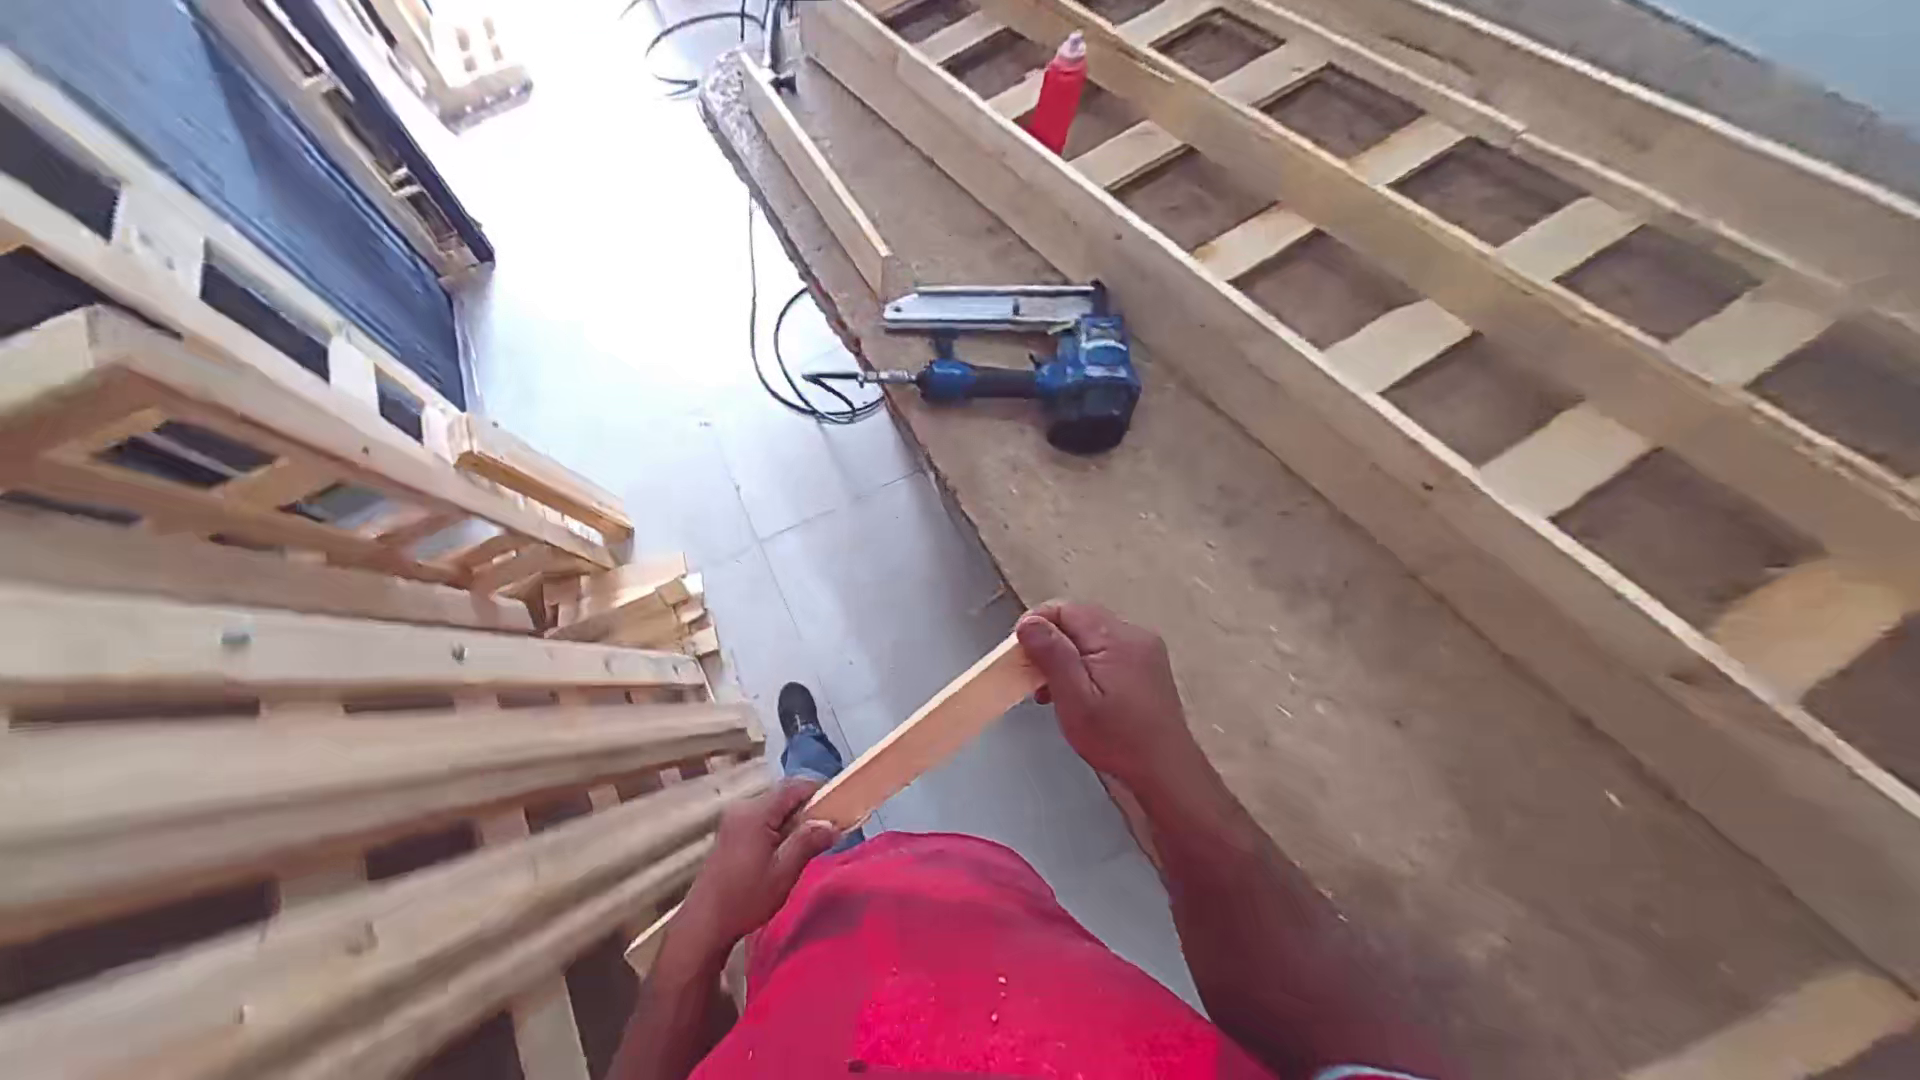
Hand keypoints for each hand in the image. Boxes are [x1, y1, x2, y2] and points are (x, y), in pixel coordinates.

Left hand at [675, 779, 838, 953]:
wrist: (703, 925)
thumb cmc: (745, 899)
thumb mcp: (783, 872)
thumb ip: (809, 842)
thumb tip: (833, 825)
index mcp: (755, 813)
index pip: (792, 787)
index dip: (817, 789)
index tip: (837, 804)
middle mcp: (742, 809)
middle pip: (782, 795)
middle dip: (806, 806)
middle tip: (826, 826)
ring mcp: (733, 820)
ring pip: (773, 807)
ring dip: (792, 818)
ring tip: (808, 840)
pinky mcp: (730, 832)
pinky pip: (762, 817)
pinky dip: (778, 825)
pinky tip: (785, 848)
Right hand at [1016, 601, 1201, 789]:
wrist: (1166, 772)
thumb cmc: (1117, 739)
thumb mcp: (1075, 698)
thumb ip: (1052, 655)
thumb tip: (1029, 622)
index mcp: (1116, 638)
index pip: (1066, 610)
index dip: (1037, 624)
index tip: (1019, 652)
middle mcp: (1134, 635)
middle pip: (1080, 621)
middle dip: (1051, 643)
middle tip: (1033, 675)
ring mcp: (1144, 651)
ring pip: (1092, 638)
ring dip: (1067, 657)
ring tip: (1051, 690)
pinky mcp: (1147, 668)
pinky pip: (1108, 652)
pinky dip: (1087, 666)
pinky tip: (1078, 693)